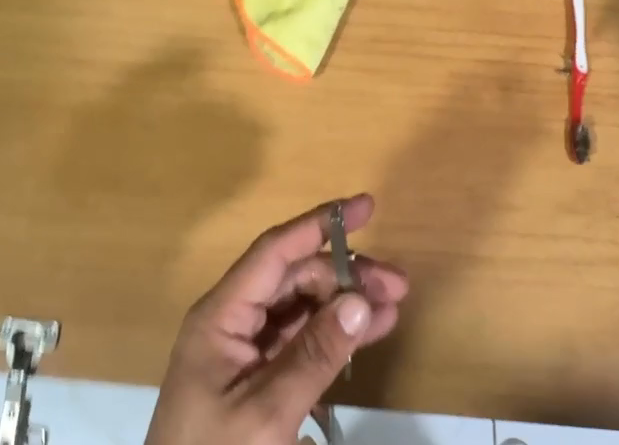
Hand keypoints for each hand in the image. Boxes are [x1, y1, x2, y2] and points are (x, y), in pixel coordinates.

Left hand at [144, 195, 408, 444]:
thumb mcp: (266, 411)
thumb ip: (314, 354)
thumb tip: (360, 299)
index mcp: (221, 314)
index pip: (275, 251)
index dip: (320, 223)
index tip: (367, 206)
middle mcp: (232, 320)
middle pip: (293, 277)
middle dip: (344, 273)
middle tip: (397, 285)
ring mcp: (243, 349)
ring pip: (301, 306)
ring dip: (344, 303)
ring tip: (393, 307)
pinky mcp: (255, 377)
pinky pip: (299, 339)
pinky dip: (334, 335)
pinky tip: (368, 334)